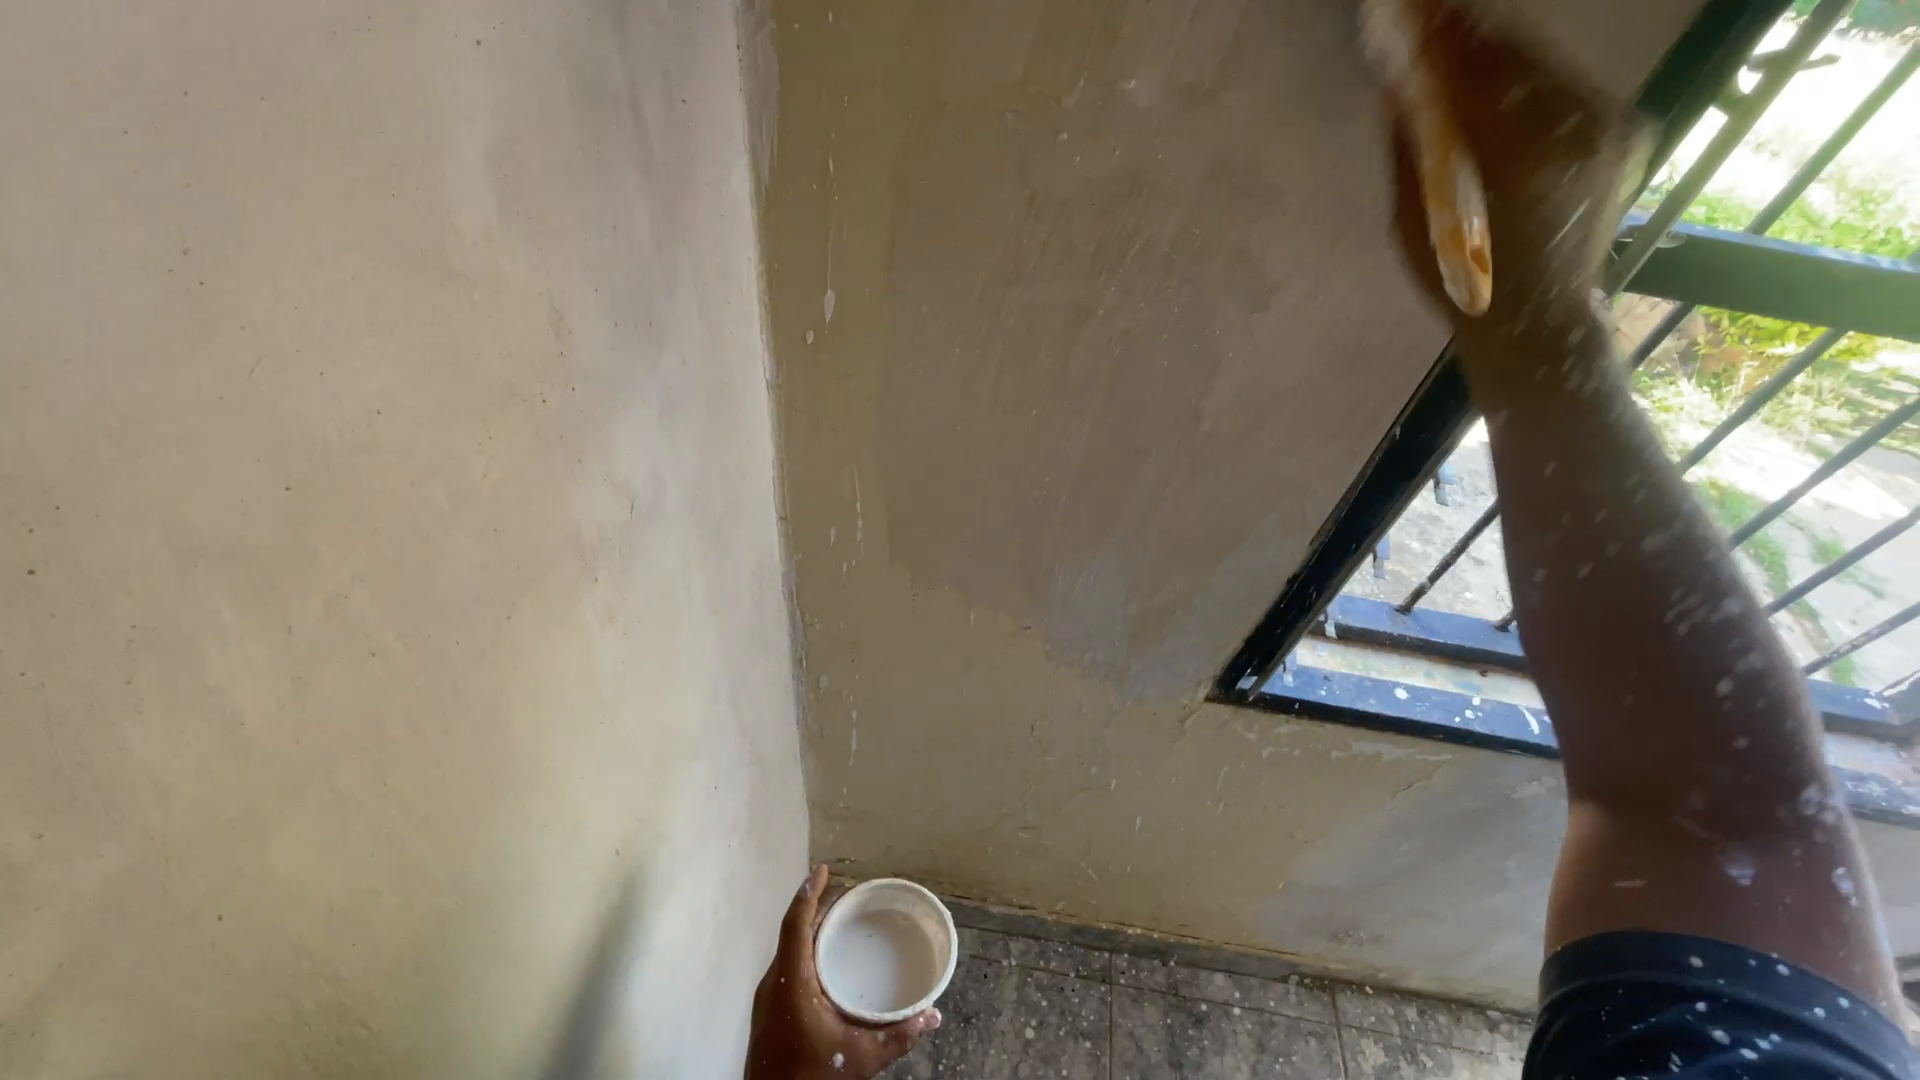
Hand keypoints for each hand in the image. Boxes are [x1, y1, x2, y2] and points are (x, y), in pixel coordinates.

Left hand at [746, 866, 940, 1079]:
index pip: (796, 925)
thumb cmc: (810, 1079)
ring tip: (840, 919)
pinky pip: (788, 966)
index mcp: (790, 983)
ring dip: (811, 929)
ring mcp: (768, 998)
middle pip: (793, 931)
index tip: (822, 869)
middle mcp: (774, 983)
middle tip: (848, 893)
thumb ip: (897, 1035)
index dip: (809, 893)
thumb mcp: (859, 1060)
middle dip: (817, 906)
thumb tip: (932, 1015)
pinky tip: (826, 960)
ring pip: (789, 949)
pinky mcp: (770, 1011)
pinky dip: (807, 950)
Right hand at [1384, 0, 1646, 357]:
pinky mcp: (1625, 129)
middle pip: (1520, 55)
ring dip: (1500, 46)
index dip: (1444, 36)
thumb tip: (1397, 90)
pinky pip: (1569, 84)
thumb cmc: (1466, 285)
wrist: (1540, 318)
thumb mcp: (1416, 227)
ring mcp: (1610, 126)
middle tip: (1433, 12)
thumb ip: (1412, 153)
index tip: (1414, 11)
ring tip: (1459, 32)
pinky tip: (1498, 69)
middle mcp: (1579, 129)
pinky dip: (1529, 72)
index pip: (1480, 72)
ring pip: (1548, 63)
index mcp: (1522, 158)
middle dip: (1472, 31)